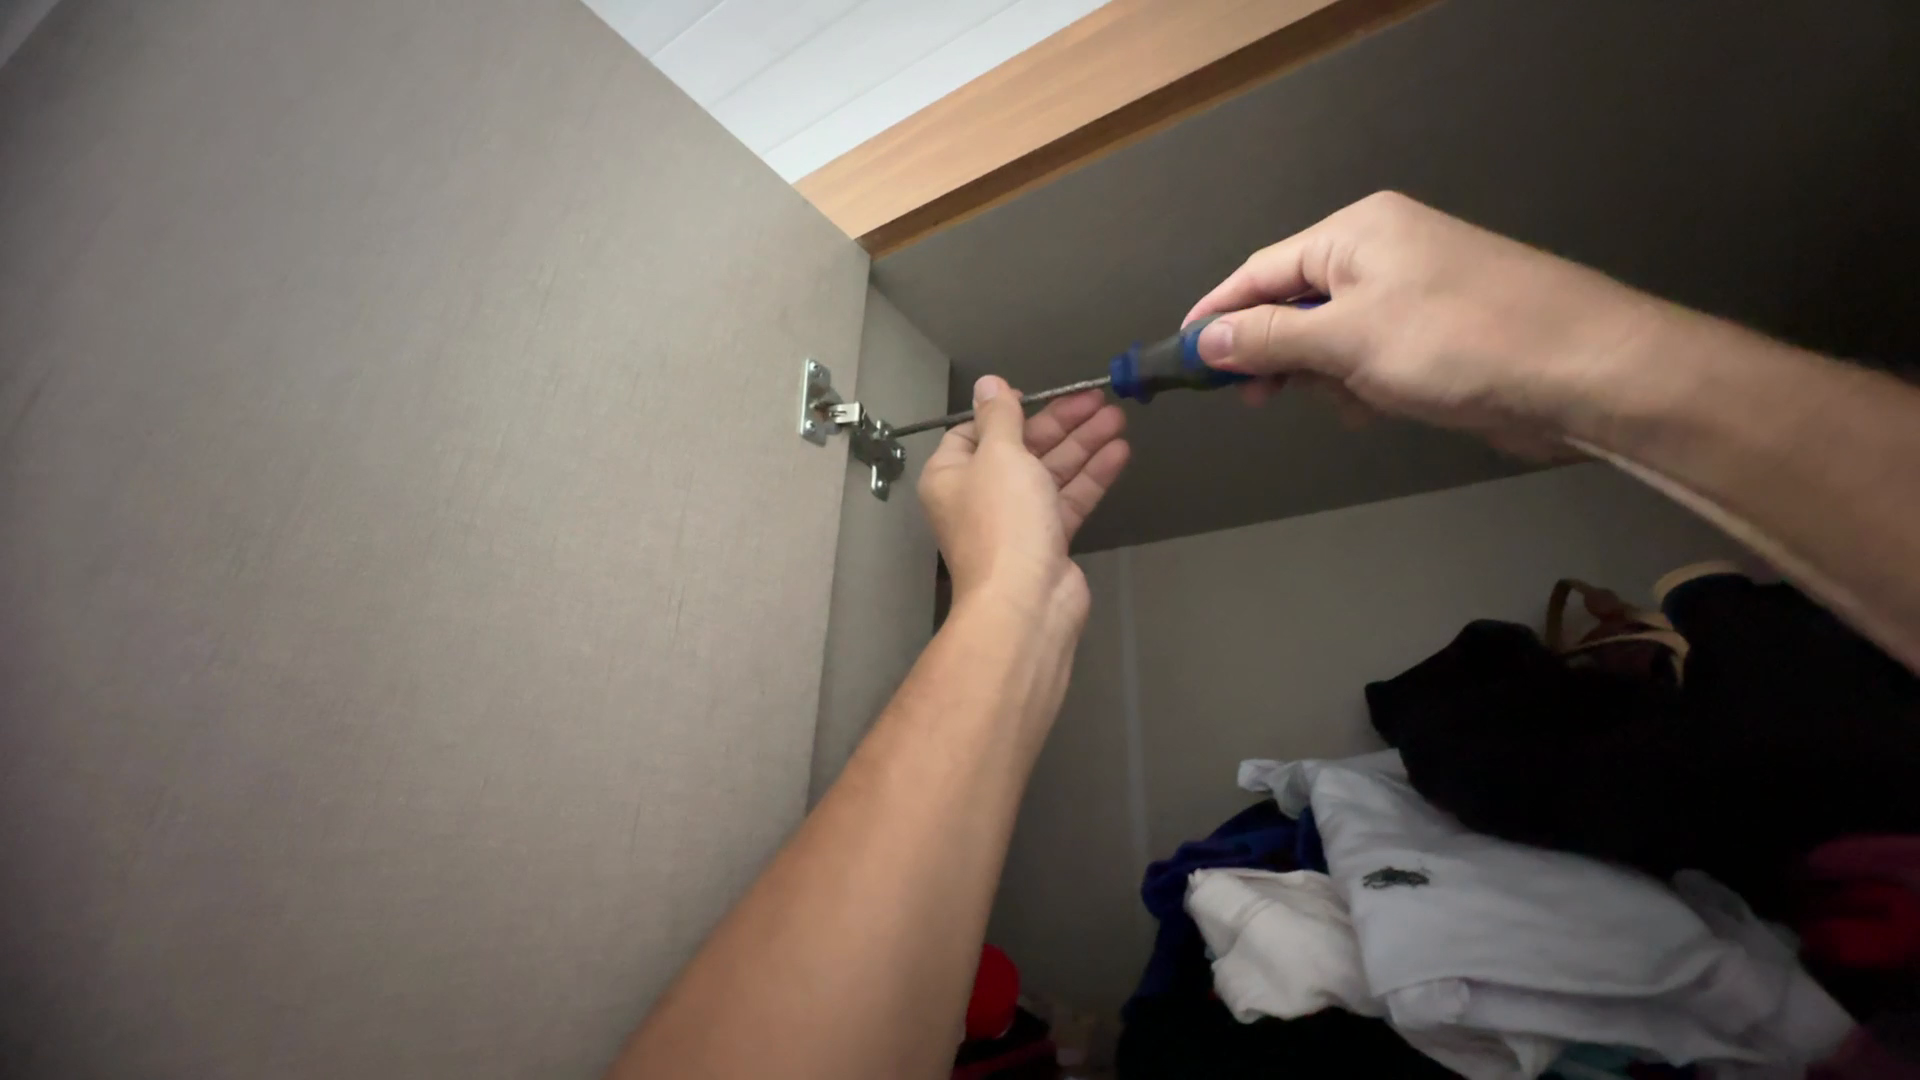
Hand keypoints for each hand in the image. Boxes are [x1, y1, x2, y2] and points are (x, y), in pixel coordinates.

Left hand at [918, 376, 1128, 622]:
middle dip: (1060, 424)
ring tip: (1117, 418)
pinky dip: (1091, 476)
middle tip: (1098, 399)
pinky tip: (1119, 453)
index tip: (1036, 393)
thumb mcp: (998, 455)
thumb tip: (987, 383)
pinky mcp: (1046, 540)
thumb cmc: (1002, 522)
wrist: (1026, 601)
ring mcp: (1015, 520)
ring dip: (1083, 445)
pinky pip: (1068, 499)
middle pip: (1021, 448)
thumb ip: (999, 415)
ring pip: (1050, 473)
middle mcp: (979, 496)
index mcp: (951, 475)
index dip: (1004, 411)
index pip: (973, 432)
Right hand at [1184, 191, 1673, 457]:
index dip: (1214, 315)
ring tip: (1343, 402)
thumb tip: (1199, 341)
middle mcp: (1376, 254)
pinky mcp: (1427, 333)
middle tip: (1251, 398)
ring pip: (1323, 339)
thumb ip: (1265, 339)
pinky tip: (1375, 406)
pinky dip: (1354, 384)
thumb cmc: (1457, 343)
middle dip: (1268, 353)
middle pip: (1288, 305)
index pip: (1259, 272)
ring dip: (1318, 377)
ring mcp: (1405, 293)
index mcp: (1354, 233)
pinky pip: (1361, 357)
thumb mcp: (1346, 340)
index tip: (1179, 358)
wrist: (1585, 373)